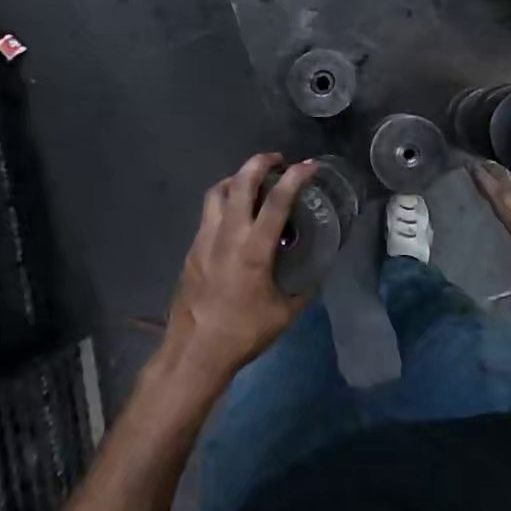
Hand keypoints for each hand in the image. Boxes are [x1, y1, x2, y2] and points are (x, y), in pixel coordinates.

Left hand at [162, 154, 317, 386]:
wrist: (195, 351)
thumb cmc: (243, 333)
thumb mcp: (284, 312)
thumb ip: (304, 287)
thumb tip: (317, 271)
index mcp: (254, 250)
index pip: (277, 201)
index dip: (296, 177)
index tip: (309, 165)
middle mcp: (227, 236)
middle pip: (240, 183)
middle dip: (259, 162)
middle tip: (277, 159)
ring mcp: (205, 240)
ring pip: (218, 192)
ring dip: (237, 178)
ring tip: (253, 179)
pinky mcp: (193, 249)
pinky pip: (208, 212)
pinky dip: (223, 200)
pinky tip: (235, 212)